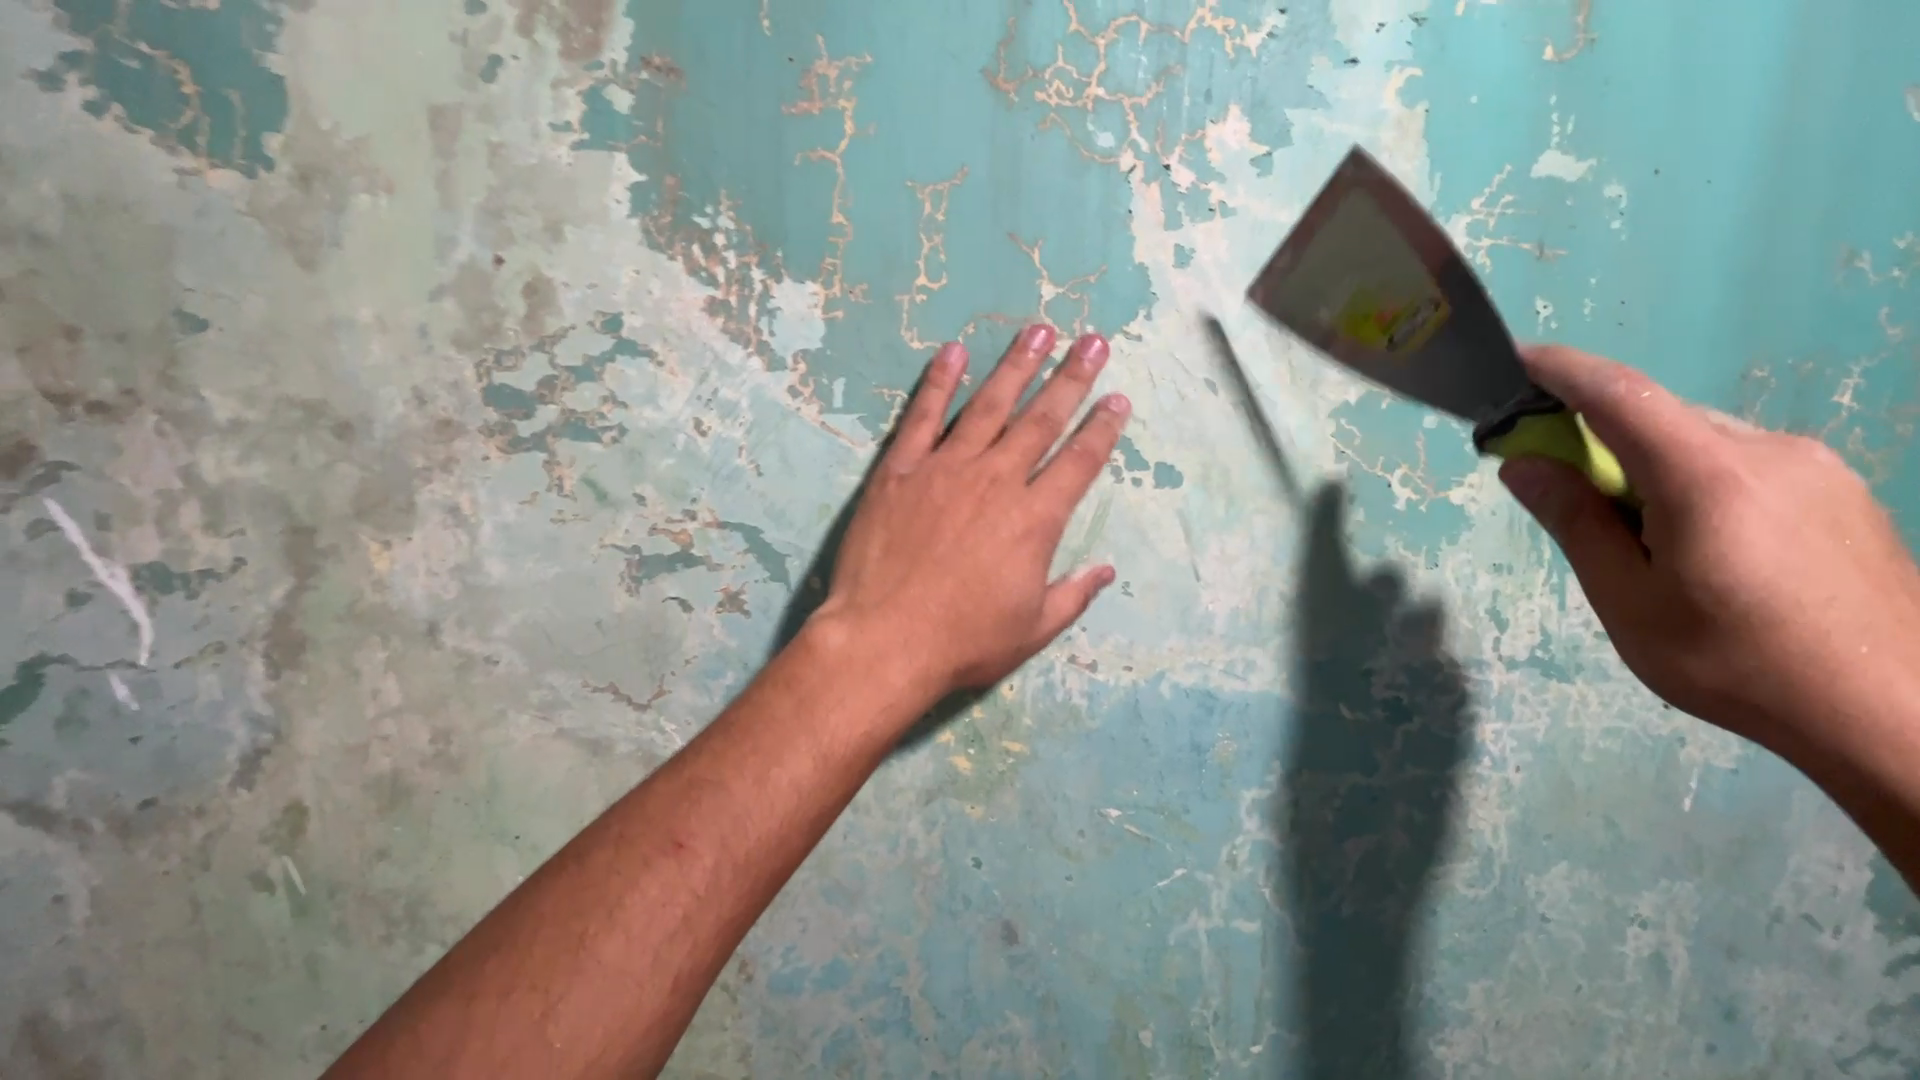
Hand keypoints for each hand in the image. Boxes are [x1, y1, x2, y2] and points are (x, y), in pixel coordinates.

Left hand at [811, 326, 1130, 700]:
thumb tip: (1106, 571)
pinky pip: (922, 416)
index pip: (1079, 462)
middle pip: (1041, 420)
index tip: (1117, 400)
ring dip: (1016, 366)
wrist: (884, 639)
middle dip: (1071, 378)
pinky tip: (953, 352)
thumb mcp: (1032, 630)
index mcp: (1035, 520)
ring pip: (988, 406)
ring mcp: (946, 469)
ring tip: (1038, 331)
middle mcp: (997, 481)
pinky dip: (938, 382)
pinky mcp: (900, 470)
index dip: (1102, 430)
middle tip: (1092, 341)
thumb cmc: (963, 641)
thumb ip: (1073, 595)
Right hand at [1499, 345, 1919, 754]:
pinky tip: (1695, 543)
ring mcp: (1814, 468)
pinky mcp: (1839, 492)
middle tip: (1556, 483)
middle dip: (1596, 435)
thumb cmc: (1734, 662)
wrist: (1890, 712)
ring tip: (1634, 535)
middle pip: (1659, 418)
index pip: (1619, 394)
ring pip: (1701, 442)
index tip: (1514, 362)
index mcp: (1707, 475)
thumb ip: (1574, 521)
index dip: (1561, 370)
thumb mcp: (1626, 599)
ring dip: (1646, 463)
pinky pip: (1743, 464)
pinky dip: (1692, 479)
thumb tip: (1522, 465)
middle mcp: (1767, 451)